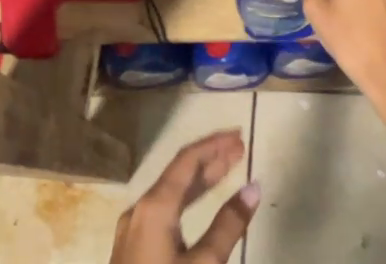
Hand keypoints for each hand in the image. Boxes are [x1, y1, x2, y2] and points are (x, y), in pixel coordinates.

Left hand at [110, 129, 259, 263]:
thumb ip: (229, 224)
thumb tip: (254, 187)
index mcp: (155, 206)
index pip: (187, 159)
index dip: (215, 144)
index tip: (240, 136)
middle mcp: (139, 210)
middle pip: (178, 172)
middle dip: (211, 158)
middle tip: (240, 149)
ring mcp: (132, 230)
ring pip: (170, 191)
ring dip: (200, 179)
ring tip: (228, 170)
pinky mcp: (132, 249)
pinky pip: (163, 209)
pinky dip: (187, 199)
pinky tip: (201, 204)